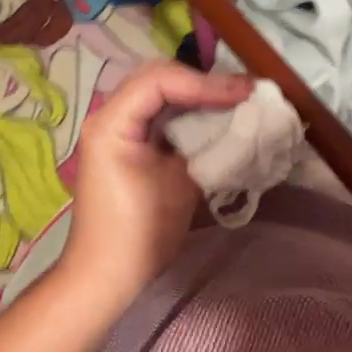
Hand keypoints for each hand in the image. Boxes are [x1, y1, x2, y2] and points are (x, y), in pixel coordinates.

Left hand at [59, 62, 252, 299]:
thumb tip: (237, 124)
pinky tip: (215, 120)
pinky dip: (188, 113)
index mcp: (112, 123)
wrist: (106, 274)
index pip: (161, 80)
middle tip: (244, 93)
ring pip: (160, 94)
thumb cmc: (139, 233)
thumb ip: (205, 145)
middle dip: (203, 82)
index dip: (206, 83)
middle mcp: (108, 116)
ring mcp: (116, 129)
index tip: (244, 94)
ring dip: (197, 95)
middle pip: (159, 77)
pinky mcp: (127, 145)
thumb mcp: (179, 185)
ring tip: (236, 102)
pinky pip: (159, 115)